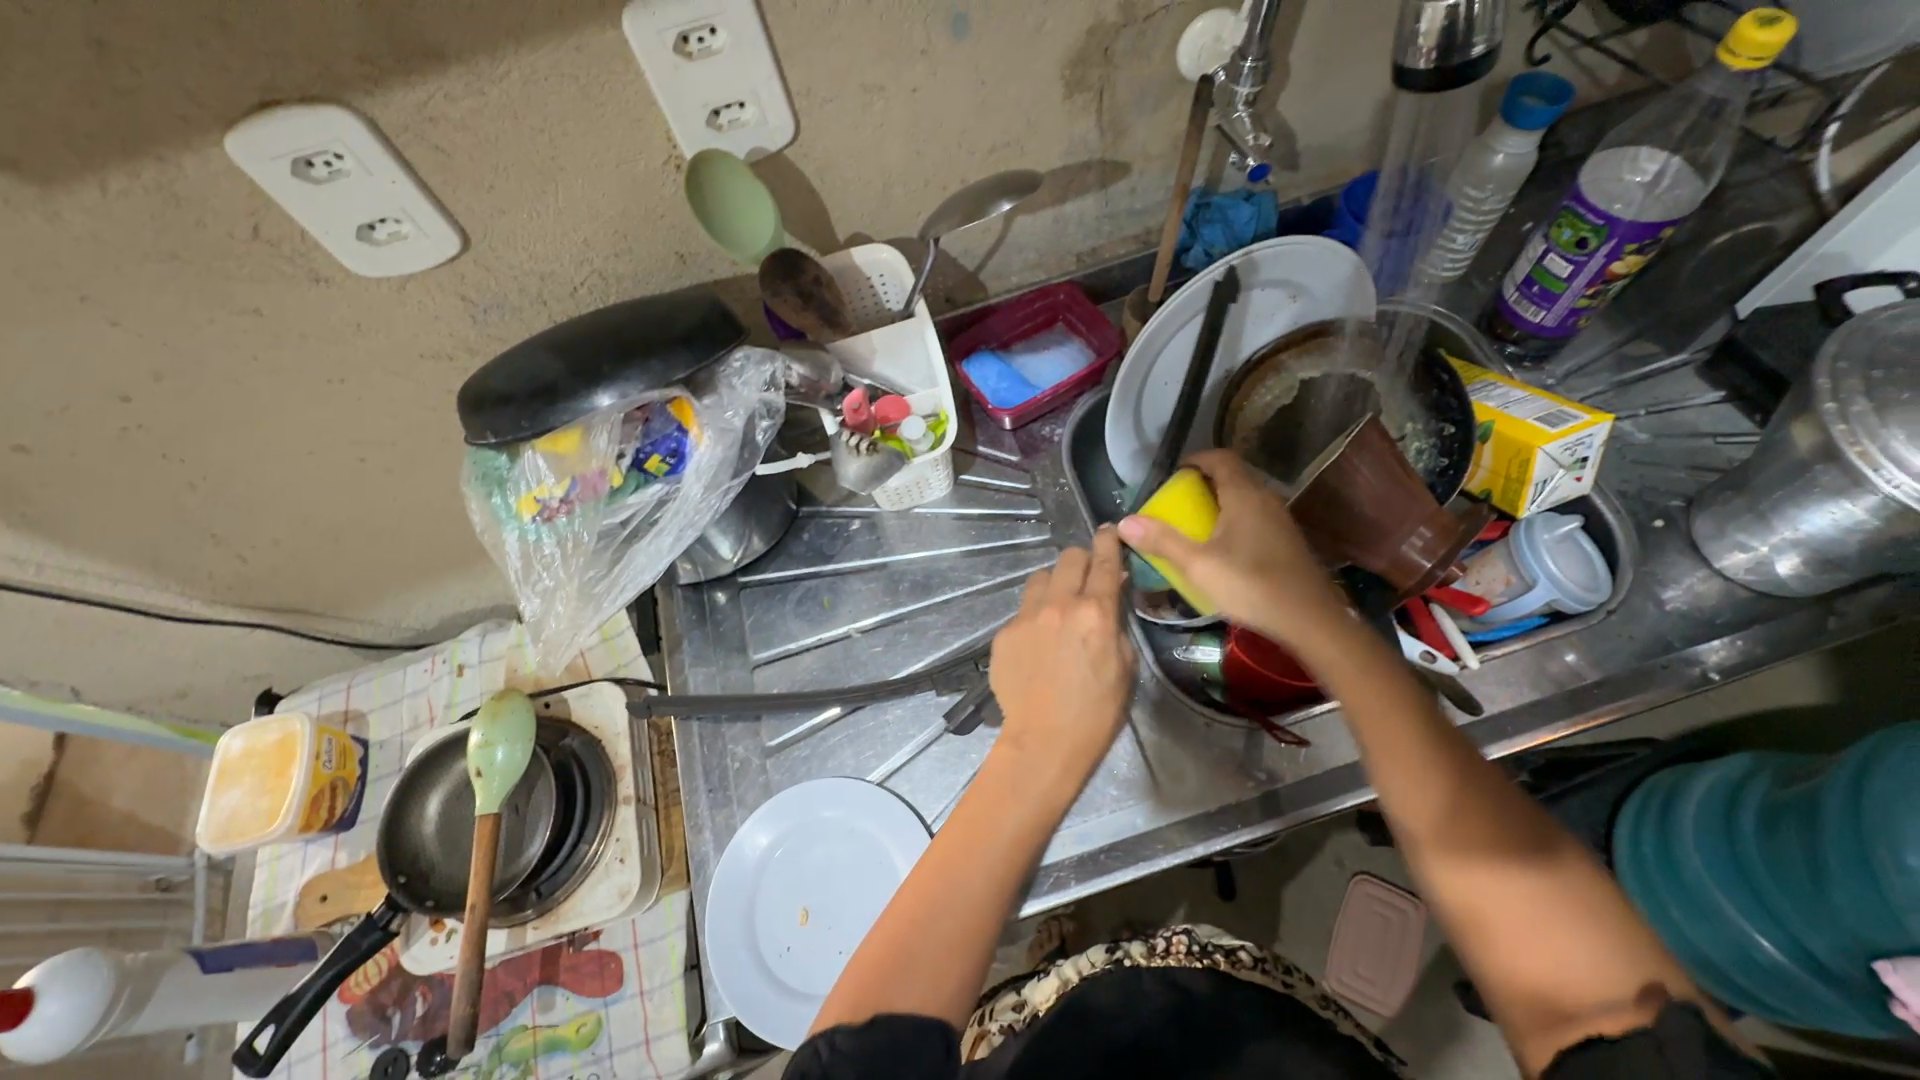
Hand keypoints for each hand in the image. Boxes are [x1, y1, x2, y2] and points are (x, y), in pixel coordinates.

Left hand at [987, 526, 1135, 787]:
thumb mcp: (1125, 666)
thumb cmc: (1096, 711)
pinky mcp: (1004, 634)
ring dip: (1052, 585)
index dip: (1109, 541)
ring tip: (1057, 608)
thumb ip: (1116, 624)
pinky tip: (1038, 644)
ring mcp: (1026, 618)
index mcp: (1095, 612)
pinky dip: (1033, 618)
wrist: (1045, 740)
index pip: (1104, 562)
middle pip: (1068, 558)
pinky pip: (1021, 611)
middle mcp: (1059, 605)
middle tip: (1086, 577)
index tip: (1109, 530)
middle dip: (1081, 561)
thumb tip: (1111, 598)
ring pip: (1039, 578)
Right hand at [1118, 449, 1351, 655]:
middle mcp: (1265, 499)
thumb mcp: (1198, 565)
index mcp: (1244, 495)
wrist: (1310, 619)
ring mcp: (1280, 520)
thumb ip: (1162, 541)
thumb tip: (1124, 522)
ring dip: (1219, 505)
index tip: (1172, 474)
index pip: (1220, 458)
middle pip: (1232, 477)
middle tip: (1176, 503)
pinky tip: (1222, 549)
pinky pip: (1255, 518)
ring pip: (1245, 499)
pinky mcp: (1287, 541)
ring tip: (1194, 526)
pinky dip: (1234, 522)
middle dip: (1203, 484)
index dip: (1195, 459)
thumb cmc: (1251, 585)